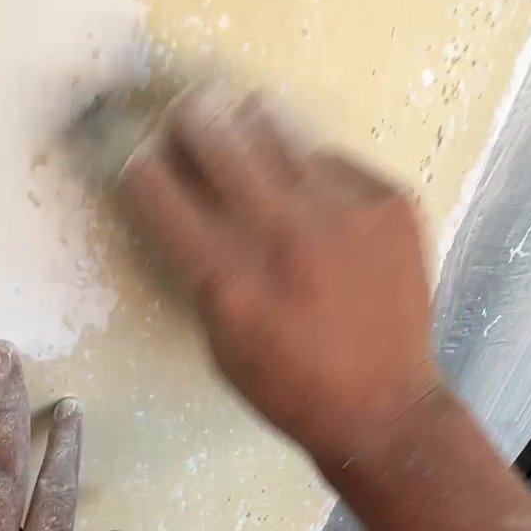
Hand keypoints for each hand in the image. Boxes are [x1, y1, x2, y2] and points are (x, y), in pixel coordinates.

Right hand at [119, 82, 447, 469]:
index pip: (156, 187)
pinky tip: (319, 209)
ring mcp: (342, 211)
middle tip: (187, 126)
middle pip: (210, 129)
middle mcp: (281, 233)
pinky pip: (330, 159)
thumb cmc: (289, 389)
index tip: (145, 164)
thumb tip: (185, 200)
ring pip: (271, 122)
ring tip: (249, 151)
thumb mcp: (221, 346)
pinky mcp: (388, 202)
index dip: (141, 169)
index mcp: (227, 282)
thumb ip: (199, 272)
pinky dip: (310, 175)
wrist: (384, 408)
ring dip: (247, 131)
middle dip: (186, 124)